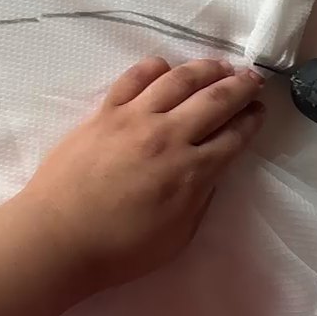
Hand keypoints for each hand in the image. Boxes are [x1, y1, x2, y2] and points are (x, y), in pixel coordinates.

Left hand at [11, 57, 265, 292]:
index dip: (251, 120)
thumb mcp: (176, 238)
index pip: (233, 136)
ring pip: (180, 79)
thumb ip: (200, 198)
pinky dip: (155, 67)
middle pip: (215, 100)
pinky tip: (167, 67)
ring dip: (206, 68)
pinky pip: (135, 77)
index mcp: (190, 172)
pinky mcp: (106, 110)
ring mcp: (135, 117)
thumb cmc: (118, 250)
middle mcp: (169, 135)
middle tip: (254, 79)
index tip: (260, 110)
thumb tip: (214, 168)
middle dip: (241, 87)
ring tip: (221, 65)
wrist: (57, 238)